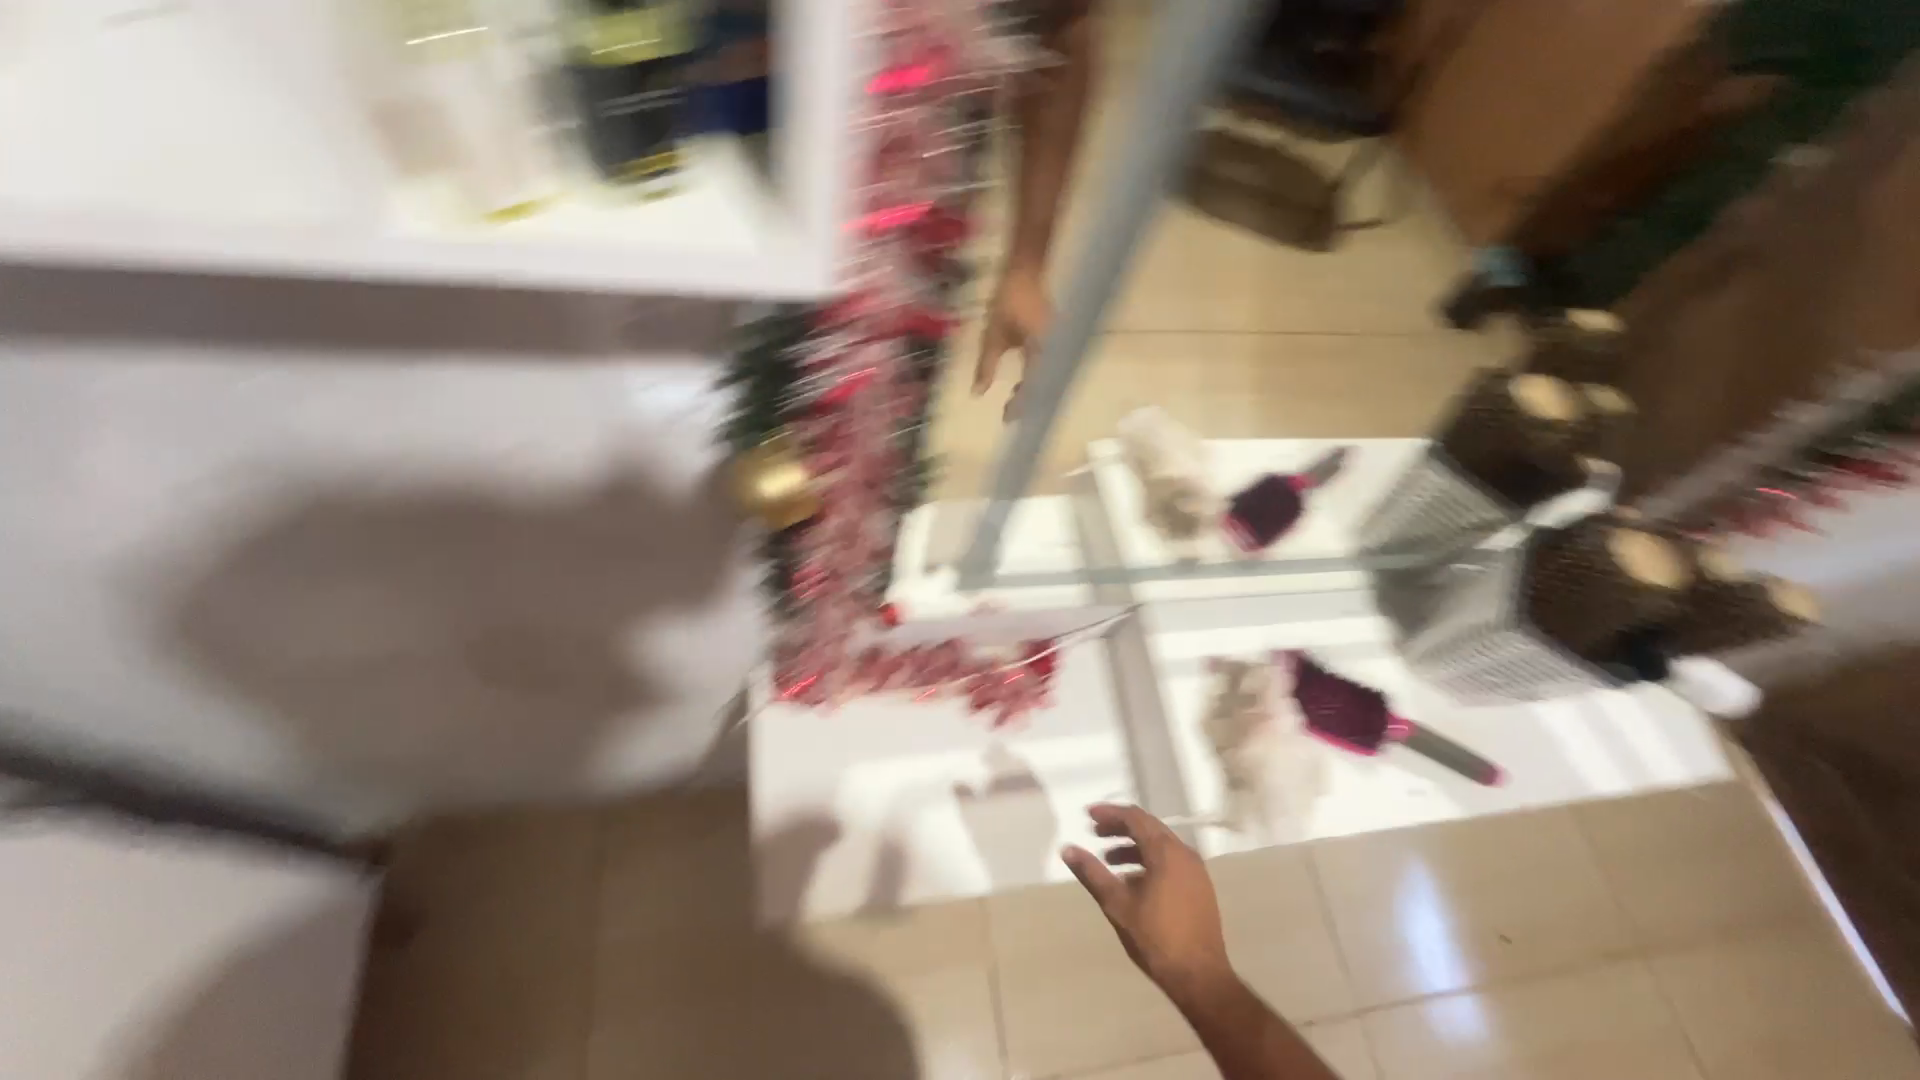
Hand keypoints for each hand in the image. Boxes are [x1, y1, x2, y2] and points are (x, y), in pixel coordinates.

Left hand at [973, 264, 1051, 409]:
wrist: (1027, 269)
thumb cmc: (1008, 299)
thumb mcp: (992, 334)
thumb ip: (986, 365)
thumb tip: (977, 393)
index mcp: (1041, 351)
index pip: (1032, 387)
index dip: (1019, 405)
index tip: (1006, 419)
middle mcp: (1054, 351)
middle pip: (1044, 387)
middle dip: (1027, 402)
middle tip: (1009, 414)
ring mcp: (1058, 344)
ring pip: (1047, 378)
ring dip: (1032, 391)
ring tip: (1013, 400)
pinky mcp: (1057, 339)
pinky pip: (1048, 366)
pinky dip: (1036, 378)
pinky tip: (1023, 380)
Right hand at [1062, 804, 1233, 1001]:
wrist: (1200, 976)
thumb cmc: (1155, 938)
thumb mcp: (1116, 904)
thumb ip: (1092, 873)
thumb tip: (1067, 849)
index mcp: (1166, 852)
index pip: (1135, 818)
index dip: (1110, 813)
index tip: (1088, 816)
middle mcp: (1184, 853)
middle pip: (1149, 828)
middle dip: (1120, 827)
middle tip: (1095, 834)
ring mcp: (1196, 871)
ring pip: (1161, 845)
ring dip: (1134, 846)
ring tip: (1109, 860)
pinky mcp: (1200, 888)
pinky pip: (1171, 861)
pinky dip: (1149, 861)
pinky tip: (1133, 881)